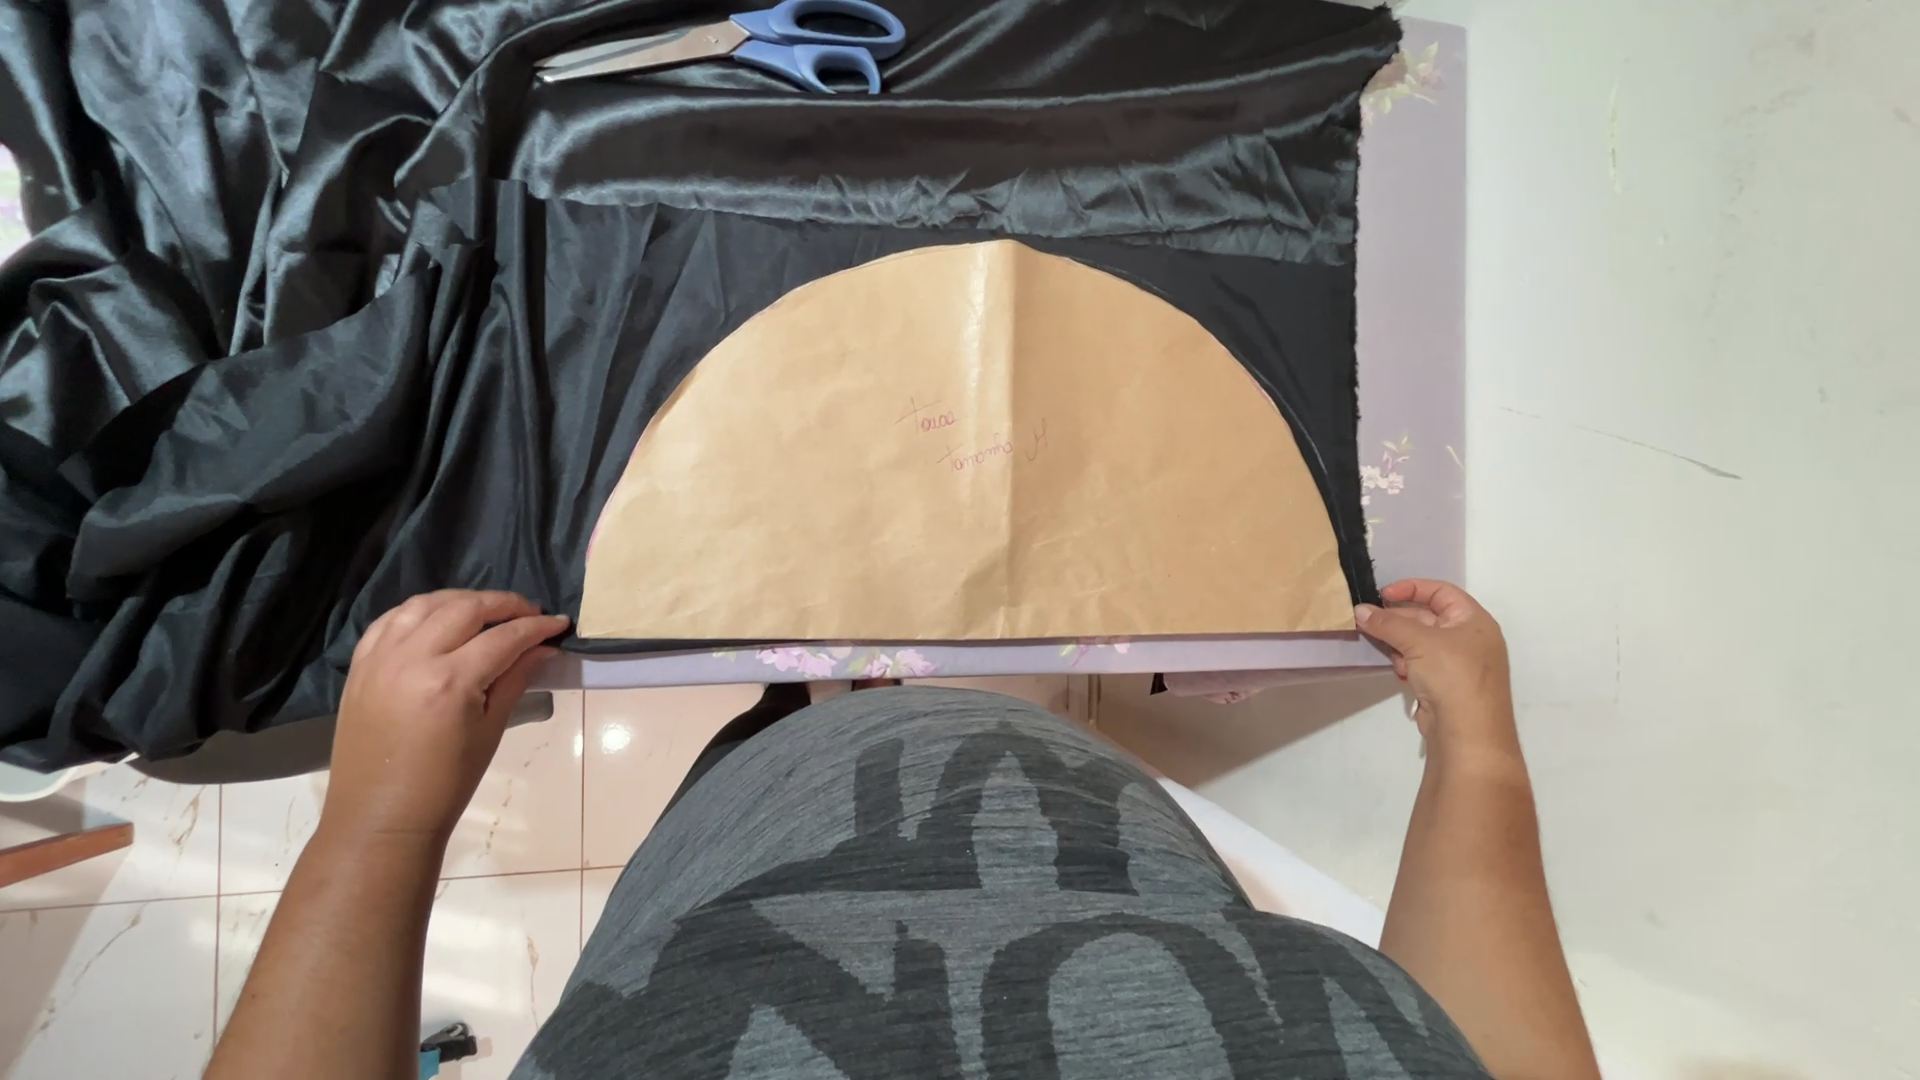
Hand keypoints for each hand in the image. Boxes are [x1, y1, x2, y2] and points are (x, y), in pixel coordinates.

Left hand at [322, 591, 570, 845]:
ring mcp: (381, 660)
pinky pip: (391, 621)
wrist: (380, 816)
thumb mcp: (492, 729)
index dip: (537, 627)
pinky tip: (441, 617)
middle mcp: (412, 660)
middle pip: (465, 609)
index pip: (504, 637)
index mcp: (450, 682)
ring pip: (426, 605)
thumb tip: (544, 648)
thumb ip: (516, 678)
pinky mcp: (361, 667)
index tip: (560, 623)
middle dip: (505, 604)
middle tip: (531, 613)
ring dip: (463, 599)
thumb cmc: (447, 781)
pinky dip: (421, 610)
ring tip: (489, 610)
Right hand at [1355, 580, 1513, 745]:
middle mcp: (1469, 638)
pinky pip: (1419, 661)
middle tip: (1368, 622)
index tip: (1381, 595)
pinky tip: (1400, 672)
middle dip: (1397, 620)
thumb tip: (1359, 610)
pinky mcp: (1445, 682)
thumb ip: (1386, 623)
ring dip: (1398, 643)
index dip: (1411, 588)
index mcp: (1473, 620)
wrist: (1468, 731)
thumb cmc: (1452, 675)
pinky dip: (1405, 662)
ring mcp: (1458, 662)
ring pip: (1418, 641)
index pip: (1440, 591)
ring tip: (1385, 649)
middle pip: (1426, 616)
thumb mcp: (1418, 641)